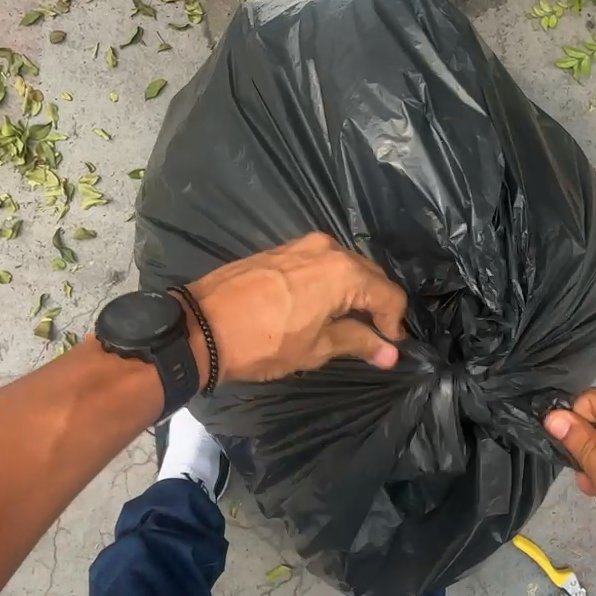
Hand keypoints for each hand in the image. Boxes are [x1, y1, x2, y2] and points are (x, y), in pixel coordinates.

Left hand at [188, 233, 407, 381]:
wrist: (201, 325)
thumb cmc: (264, 342)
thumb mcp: (316, 348)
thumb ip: (358, 342)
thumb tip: (391, 351)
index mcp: (344, 271)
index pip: (389, 294)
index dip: (395, 323)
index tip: (391, 348)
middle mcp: (329, 248)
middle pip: (370, 275)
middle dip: (377, 306)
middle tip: (375, 339)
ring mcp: (303, 244)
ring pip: (346, 266)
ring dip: (355, 293)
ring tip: (350, 324)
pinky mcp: (283, 249)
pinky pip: (322, 263)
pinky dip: (332, 283)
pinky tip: (324, 306)